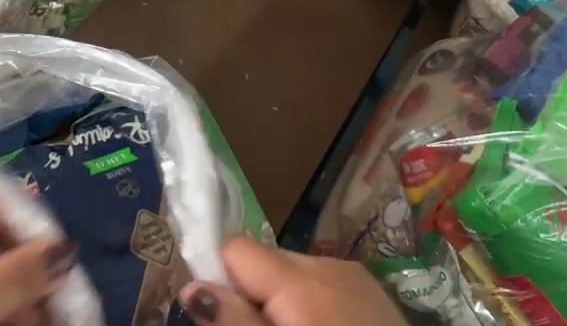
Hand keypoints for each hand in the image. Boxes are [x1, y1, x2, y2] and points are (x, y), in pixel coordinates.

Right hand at [178, 236, 406, 324]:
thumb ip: (237, 323)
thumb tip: (192, 287)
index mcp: (302, 281)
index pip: (234, 248)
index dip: (221, 282)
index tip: (226, 320)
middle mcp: (328, 265)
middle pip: (262, 261)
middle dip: (252, 299)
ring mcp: (355, 278)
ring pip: (291, 275)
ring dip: (280, 306)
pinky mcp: (373, 296)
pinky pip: (320, 287)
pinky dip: (310, 311)